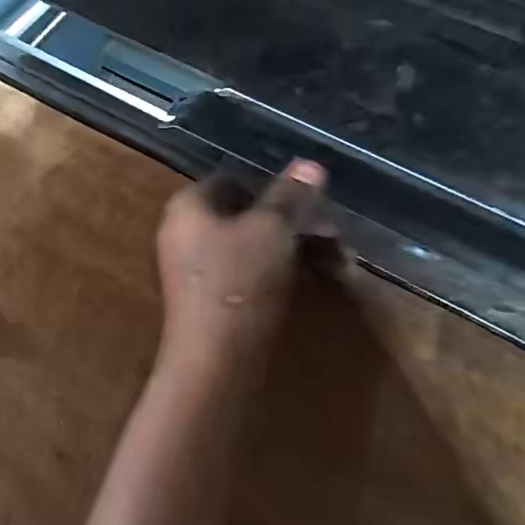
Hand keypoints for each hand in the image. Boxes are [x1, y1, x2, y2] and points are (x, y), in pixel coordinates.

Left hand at [154, 160, 326, 375]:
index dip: (272, 187)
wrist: (214, 360)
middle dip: (294, 221)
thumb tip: (310, 164)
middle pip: (245, 214)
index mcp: (188, 207)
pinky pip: (247, 273)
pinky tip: (317, 281)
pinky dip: (280, 272)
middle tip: (334, 234)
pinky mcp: (210, 301)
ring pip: (252, 246)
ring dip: (295, 248)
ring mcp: (195, 270)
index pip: (232, 180)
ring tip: (339, 261)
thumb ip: (290, 196)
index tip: (309, 201)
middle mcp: (185, 233)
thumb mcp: (271, 230)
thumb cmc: (239, 281)